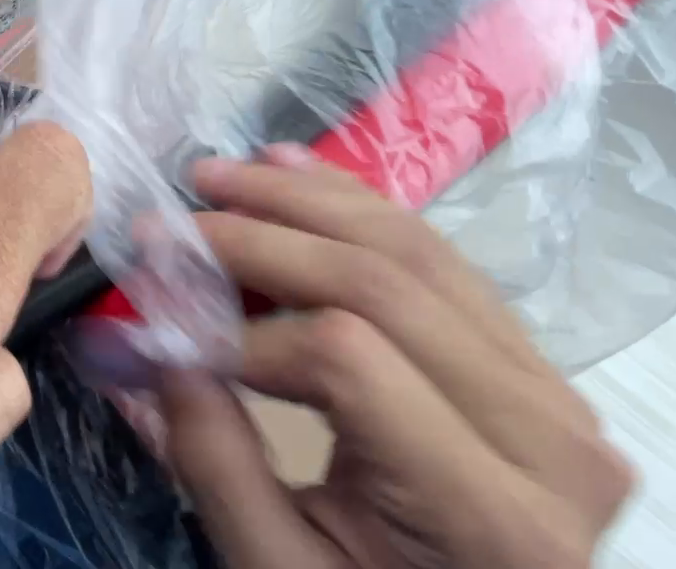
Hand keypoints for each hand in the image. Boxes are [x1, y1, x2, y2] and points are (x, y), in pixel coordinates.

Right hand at [160, 149, 634, 568]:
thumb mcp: (275, 564)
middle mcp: (544, 435)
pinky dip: (350, 205)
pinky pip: (437, 257)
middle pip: (381, 283)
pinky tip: (288, 167)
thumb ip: (210, 455)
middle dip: (252, 237)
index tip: (150, 322)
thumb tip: (148, 338)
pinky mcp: (527, 362)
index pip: (341, 358)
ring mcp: (549, 389)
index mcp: (489, 511)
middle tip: (161, 222)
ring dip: (298, 199)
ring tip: (212, 175)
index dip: (231, 327)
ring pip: (414, 249)